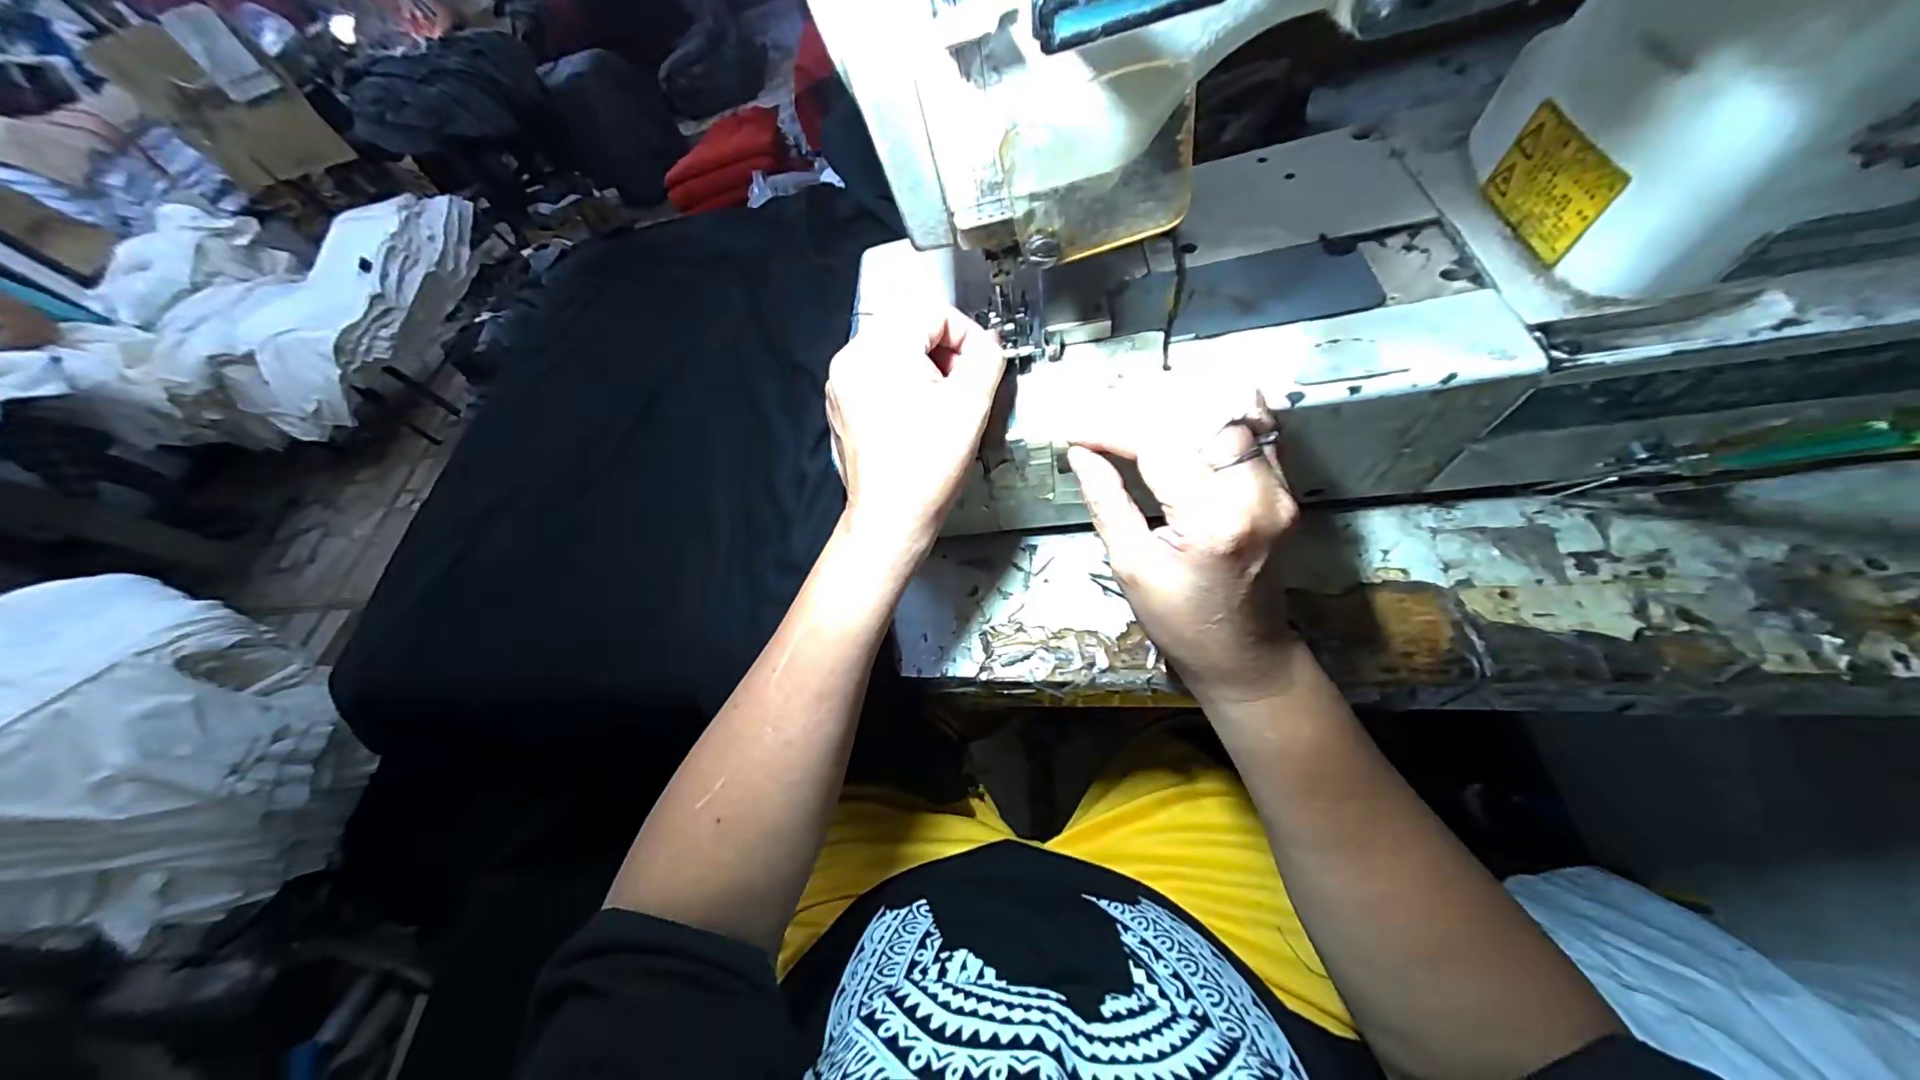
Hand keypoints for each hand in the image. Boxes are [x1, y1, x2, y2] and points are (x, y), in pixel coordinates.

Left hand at [826, 306, 1005, 552]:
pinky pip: (880, 379)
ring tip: (942, 410)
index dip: (967, 336)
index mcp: (879, 350)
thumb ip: (988, 357)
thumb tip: (987, 343)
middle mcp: (852, 360)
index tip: (980, 363)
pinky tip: (921, 421)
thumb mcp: (972, 404)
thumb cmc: (922, 472)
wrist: (891, 518)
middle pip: (912, 329)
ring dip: (928, 372)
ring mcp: (843, 384)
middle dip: (946, 355)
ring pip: (897, 354)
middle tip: (963, 389)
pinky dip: (905, 390)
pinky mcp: (843, 406)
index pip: (934, 312)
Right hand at [1067, 390, 1298, 705]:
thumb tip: (1081, 452)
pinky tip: (1181, 419)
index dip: (1112, 430)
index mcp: (1216, 522)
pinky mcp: (1284, 489)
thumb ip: (1108, 501)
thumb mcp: (1132, 566)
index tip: (1077, 430)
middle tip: (1107, 412)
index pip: (1160, 447)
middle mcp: (1258, 495)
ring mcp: (1280, 490)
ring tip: (1139, 408)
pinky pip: (1253, 432)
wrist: (1244, 653)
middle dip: (1150, 406)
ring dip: (1185, 405)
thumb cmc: (1181, 622)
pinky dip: (1214, 418)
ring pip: (1236, 415)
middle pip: (1206, 417)